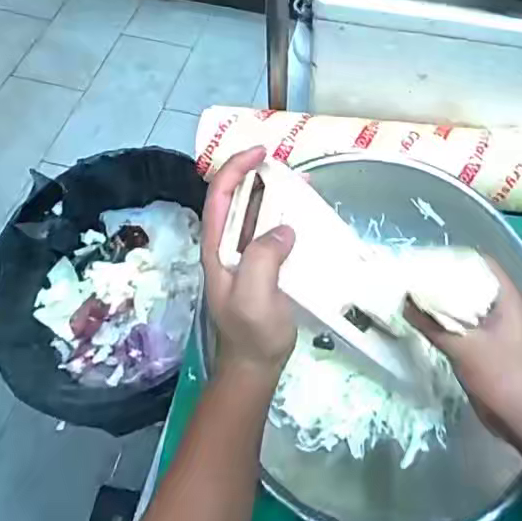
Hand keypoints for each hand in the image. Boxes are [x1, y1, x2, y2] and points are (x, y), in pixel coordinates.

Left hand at [200, 147, 296, 380]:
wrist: (254, 368)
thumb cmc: (251, 334)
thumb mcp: (254, 297)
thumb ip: (263, 259)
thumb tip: (283, 229)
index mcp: (217, 247)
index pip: (220, 195)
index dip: (236, 168)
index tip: (261, 152)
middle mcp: (227, 245)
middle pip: (235, 197)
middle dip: (256, 174)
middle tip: (285, 165)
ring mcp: (243, 255)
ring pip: (254, 212)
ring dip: (272, 192)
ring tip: (299, 182)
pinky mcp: (261, 265)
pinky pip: (270, 230)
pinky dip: (284, 214)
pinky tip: (303, 214)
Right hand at [408, 255, 521, 444]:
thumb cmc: (505, 379)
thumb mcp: (463, 348)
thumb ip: (431, 324)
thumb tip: (404, 302)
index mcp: (508, 299)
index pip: (481, 262)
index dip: (453, 256)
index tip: (424, 259)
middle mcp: (507, 309)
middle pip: (473, 283)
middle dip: (443, 280)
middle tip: (413, 279)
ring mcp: (503, 330)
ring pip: (469, 307)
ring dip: (445, 305)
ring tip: (415, 299)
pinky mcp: (495, 350)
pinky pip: (469, 327)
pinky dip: (450, 323)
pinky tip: (429, 326)